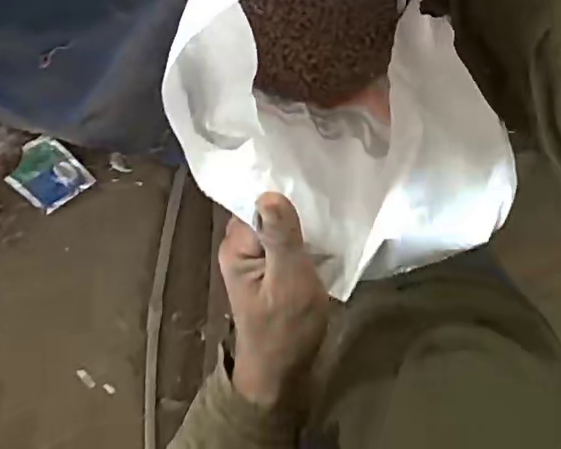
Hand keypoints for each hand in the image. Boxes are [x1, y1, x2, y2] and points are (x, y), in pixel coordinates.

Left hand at [220, 193, 329, 408]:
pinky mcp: (268, 267)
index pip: (256, 200)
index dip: (282, 191)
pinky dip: (300, 236)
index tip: (309, 181)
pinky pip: (283, 239)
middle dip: (292, 204)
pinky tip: (319, 234)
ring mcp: (253, 257)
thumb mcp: (288, 281)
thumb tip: (269, 193)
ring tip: (325, 212)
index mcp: (236, 245)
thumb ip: (280, 237)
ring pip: (276, 223)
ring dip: (299, 221)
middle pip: (266, 209)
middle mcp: (239, 245)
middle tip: (323, 196)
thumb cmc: (285, 330)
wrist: (282, 379)